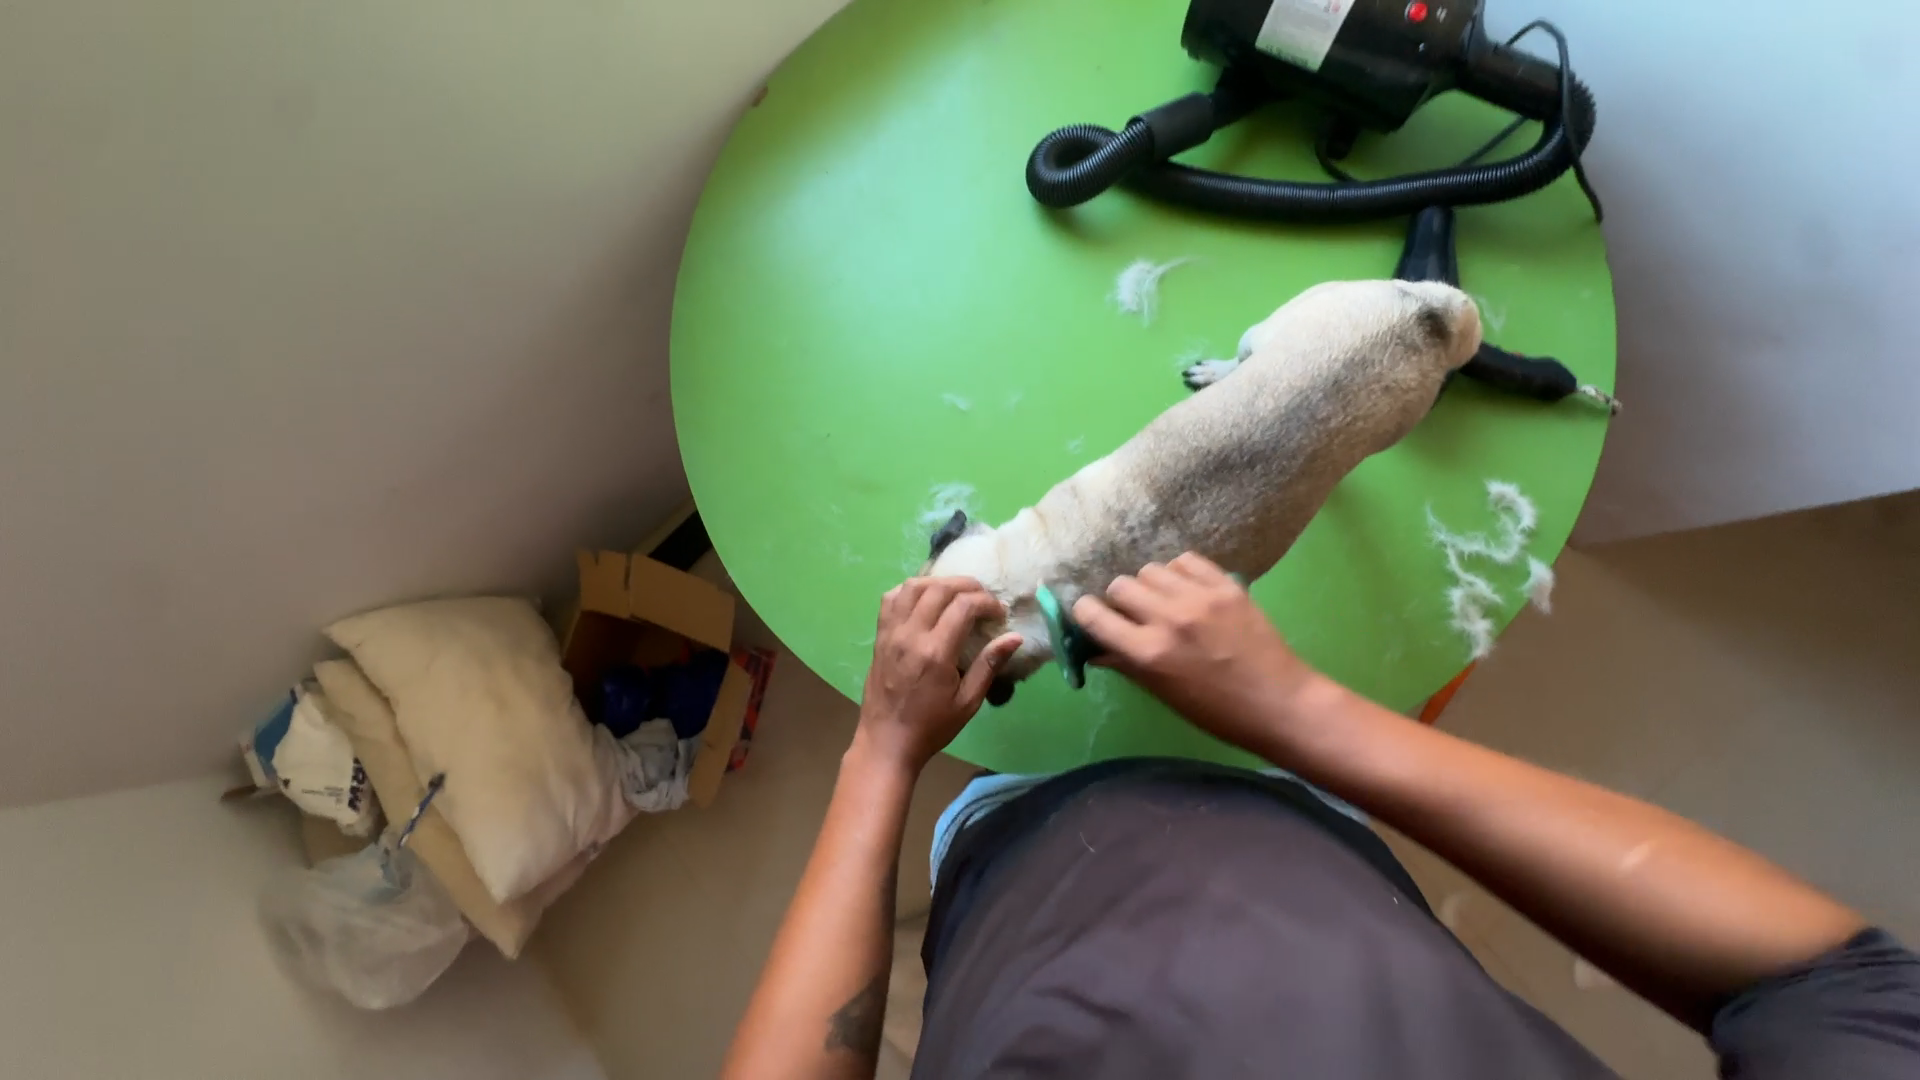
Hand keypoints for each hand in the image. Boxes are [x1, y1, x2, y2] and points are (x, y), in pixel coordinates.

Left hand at [854, 577, 1022, 775]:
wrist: (886, 742)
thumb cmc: (932, 726)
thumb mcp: (968, 702)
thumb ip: (989, 665)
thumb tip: (1016, 637)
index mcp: (936, 653)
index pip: (963, 606)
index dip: (986, 602)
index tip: (998, 614)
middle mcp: (911, 635)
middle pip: (939, 589)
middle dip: (967, 586)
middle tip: (983, 597)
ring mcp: (891, 633)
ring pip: (913, 586)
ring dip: (938, 582)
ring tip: (956, 593)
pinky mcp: (879, 636)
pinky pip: (890, 599)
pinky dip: (909, 590)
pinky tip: (924, 598)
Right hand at [1072, 553, 1326, 754]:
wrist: (1281, 704)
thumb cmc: (1216, 712)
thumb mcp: (1163, 693)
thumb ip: (1126, 664)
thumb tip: (1094, 647)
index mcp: (1149, 653)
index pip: (1094, 616)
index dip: (1085, 612)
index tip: (1090, 615)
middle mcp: (1169, 619)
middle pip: (1121, 585)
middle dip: (1119, 600)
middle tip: (1133, 614)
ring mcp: (1200, 598)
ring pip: (1151, 570)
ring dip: (1149, 585)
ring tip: (1163, 601)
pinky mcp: (1227, 586)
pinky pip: (1186, 561)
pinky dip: (1179, 573)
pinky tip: (1187, 590)